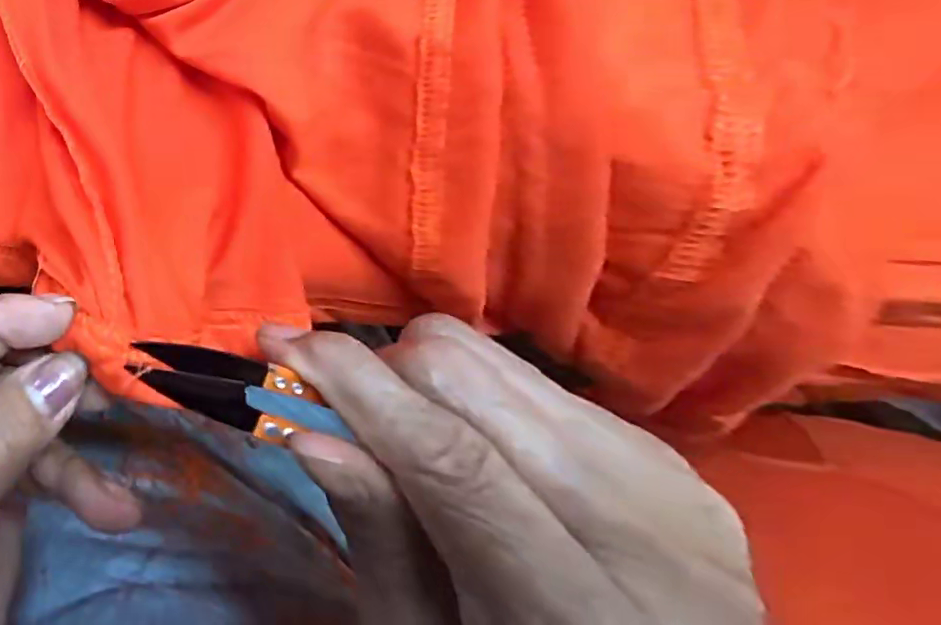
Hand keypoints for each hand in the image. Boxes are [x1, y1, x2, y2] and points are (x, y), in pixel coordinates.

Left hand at [0, 293, 141, 624]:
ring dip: (71, 422)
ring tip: (116, 416)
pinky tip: (113, 508)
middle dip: (48, 369)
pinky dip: (78, 479)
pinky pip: (42, 456)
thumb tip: (66, 369)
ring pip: (25, 405)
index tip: (68, 310)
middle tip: (104, 365)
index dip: (6, 320)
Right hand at [259, 316, 761, 624]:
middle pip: (463, 380)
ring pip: (488, 354)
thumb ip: (376, 536)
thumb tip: (307, 432)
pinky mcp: (664, 454)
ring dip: (415, 372)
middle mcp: (642, 532)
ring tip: (400, 422)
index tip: (276, 343)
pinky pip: (524, 373)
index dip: (353, 386)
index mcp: (579, 615)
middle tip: (336, 406)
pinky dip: (466, 388)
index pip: (451, 459)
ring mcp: (664, 482)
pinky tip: (468, 438)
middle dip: (374, 372)